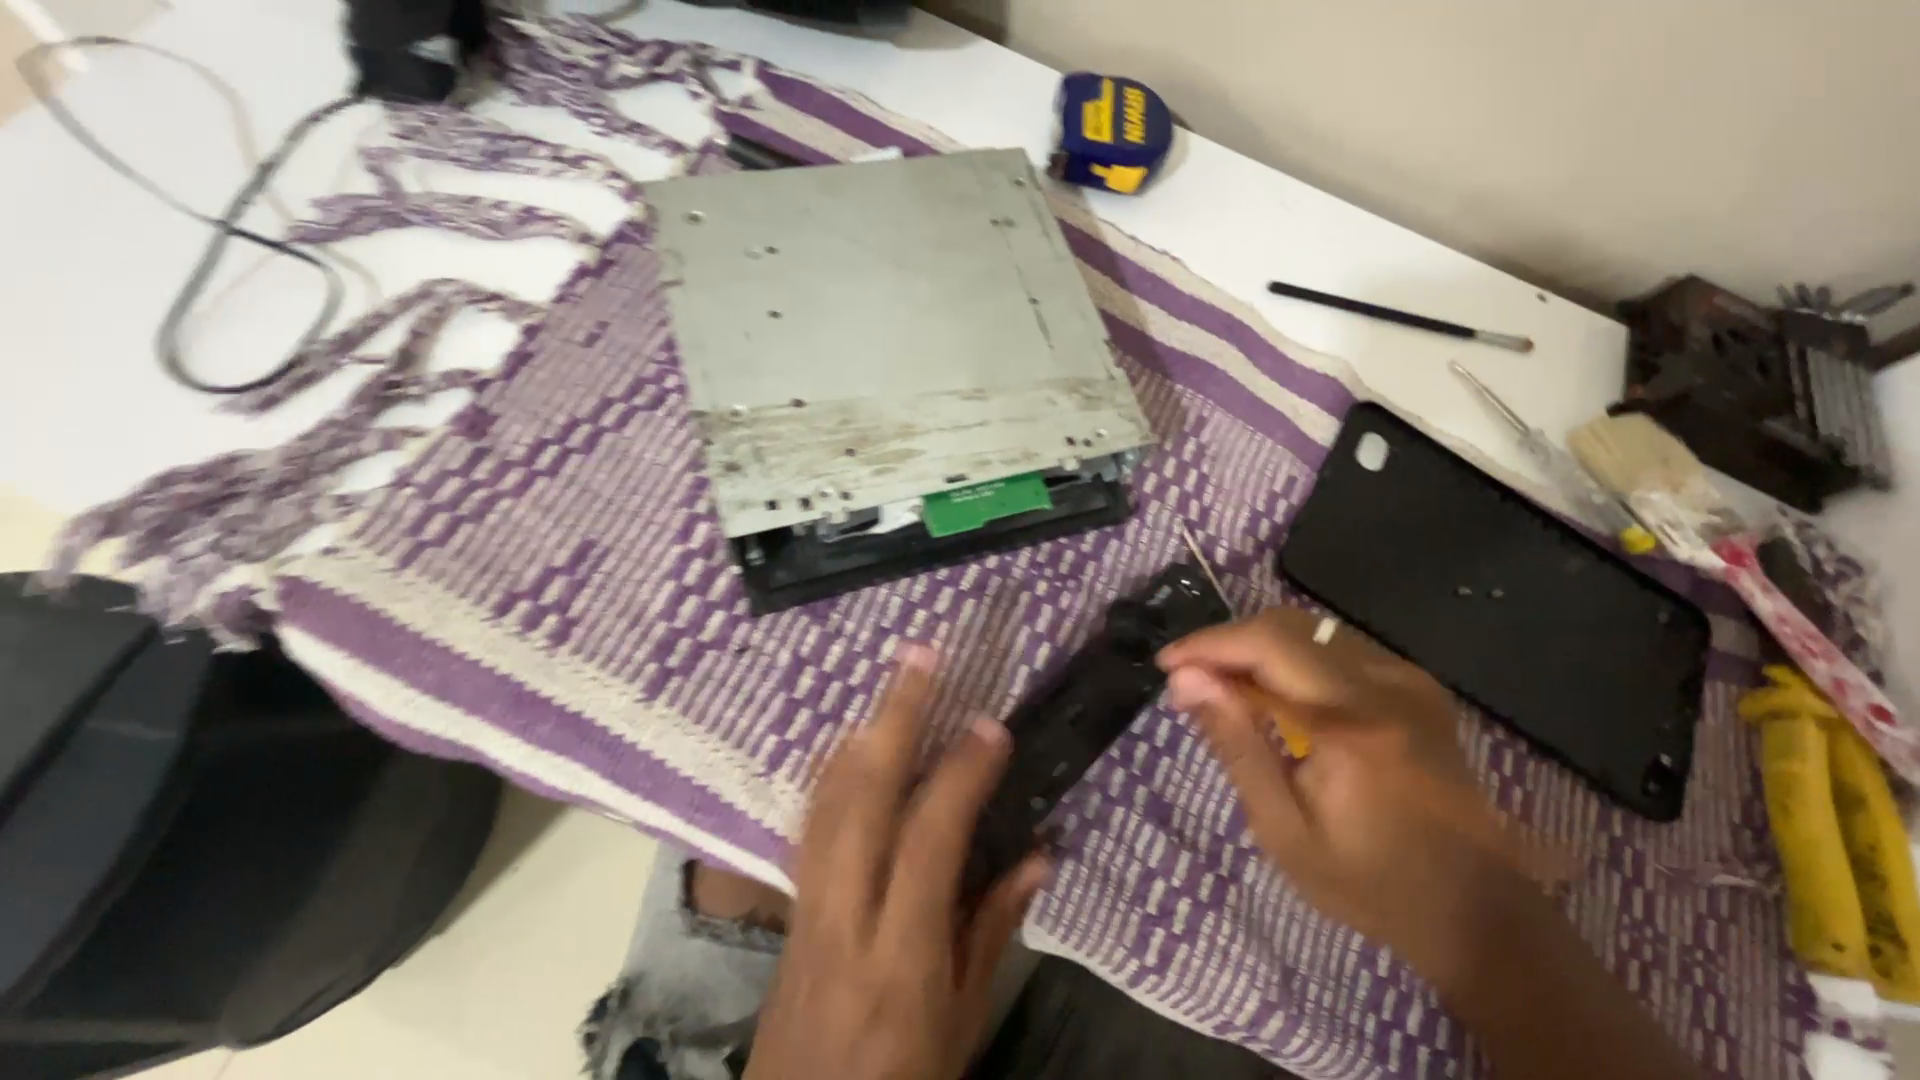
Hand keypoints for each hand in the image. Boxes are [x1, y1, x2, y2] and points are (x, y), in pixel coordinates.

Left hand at [745, 645, 1049, 1079]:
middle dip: (893, 720)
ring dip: (861, 733)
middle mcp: (844, 918)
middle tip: (921, 657)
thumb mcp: (961, 1020)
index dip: (960, 776)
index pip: (928, 842)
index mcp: (899, 955)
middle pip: (863, 800)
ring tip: (891, 681)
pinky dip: (829, 774)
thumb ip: (991, 931)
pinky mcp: (788, 909)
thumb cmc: (902, 1078)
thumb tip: (1035, 857)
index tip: (990, 725)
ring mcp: (806, 909)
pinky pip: (807, 826)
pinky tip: (846, 744)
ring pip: (827, 802)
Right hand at [1158, 608, 1537, 988]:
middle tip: (1189, 679)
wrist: (1475, 910)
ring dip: (1259, 647)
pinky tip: (1276, 695)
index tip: (1165, 664)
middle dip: (1228, 642)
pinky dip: (1295, 658)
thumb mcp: (1282, 828)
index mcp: (1351, 723)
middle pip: (1287, 626)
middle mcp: (1386, 685)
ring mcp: (1409, 681)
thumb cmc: (1367, 882)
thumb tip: (1186, 679)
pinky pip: (1341, 648)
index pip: (1265, 646)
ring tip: (1224, 687)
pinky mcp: (1419, 689)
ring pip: (1314, 630)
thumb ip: (1235, 744)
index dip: (1207, 644)